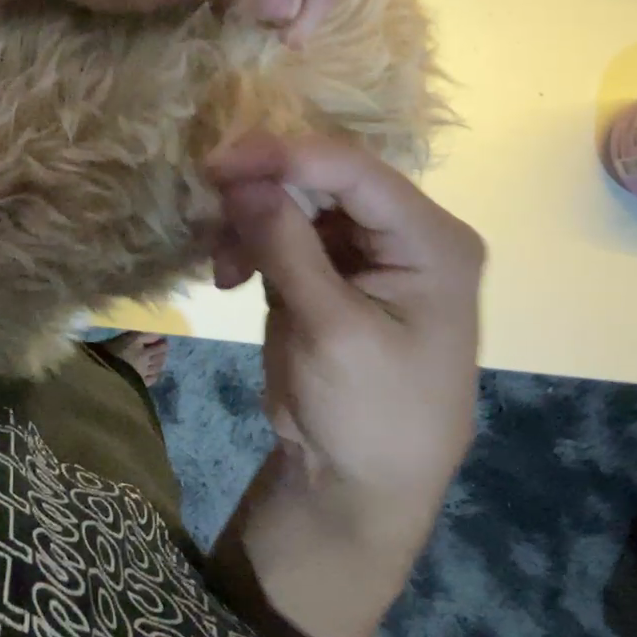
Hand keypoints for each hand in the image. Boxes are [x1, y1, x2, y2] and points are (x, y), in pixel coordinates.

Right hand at [206, 134, 483, 499]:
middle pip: (322, 180)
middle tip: (206, 204)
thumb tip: (240, 179)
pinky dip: (245, 245)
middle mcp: (400, 233)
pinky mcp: (322, 271)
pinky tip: (228, 277)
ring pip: (291, 203)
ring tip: (221, 266)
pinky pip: (276, 233)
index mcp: (430, 241)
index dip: (285, 157)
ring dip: (247, 222)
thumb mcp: (331, 329)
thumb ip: (287, 247)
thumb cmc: (368, 410)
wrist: (357, 479)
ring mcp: (359, 251)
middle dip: (261, 189)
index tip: (217, 163)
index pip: (355, 173)